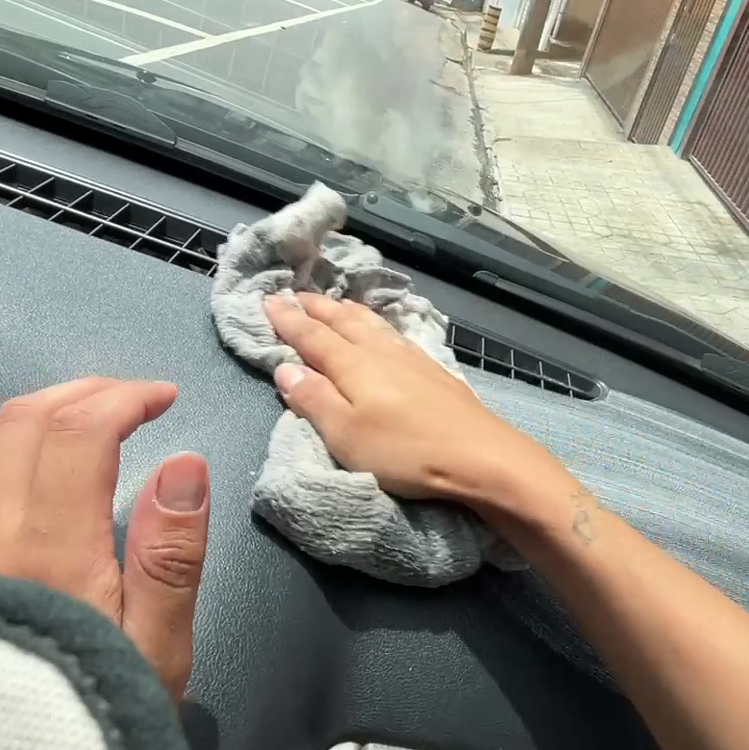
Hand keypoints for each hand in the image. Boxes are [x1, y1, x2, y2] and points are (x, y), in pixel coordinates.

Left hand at [0, 377, 209, 697]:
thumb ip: (171, 553)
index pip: (78, 430)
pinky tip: (22, 464)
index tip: (164, 398)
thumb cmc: (87, 702)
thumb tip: (185, 462)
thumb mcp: (156, 644)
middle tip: (133, 399)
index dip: (125, 396)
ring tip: (82, 421)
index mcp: (47, 546)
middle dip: (86, 391)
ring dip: (36, 412)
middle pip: (23, 419)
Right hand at [263, 292, 575, 509]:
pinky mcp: (434, 371)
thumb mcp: (346, 434)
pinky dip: (377, 325)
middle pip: (344, 322)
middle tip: (295, 294)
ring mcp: (412, 359)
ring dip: (348, 312)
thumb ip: (314, 399)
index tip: (268, 301)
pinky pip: (394, 334)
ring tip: (334, 304)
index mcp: (354, 365)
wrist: (480, 455)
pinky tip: (383, 332)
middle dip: (317, 308)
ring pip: (372, 324)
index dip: (289, 319)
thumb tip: (286, 367)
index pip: (313, 336)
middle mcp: (382, 352)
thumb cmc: (405, 451)